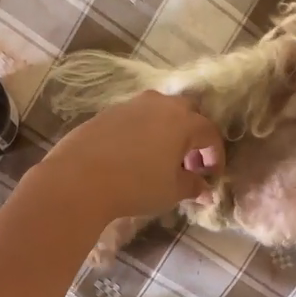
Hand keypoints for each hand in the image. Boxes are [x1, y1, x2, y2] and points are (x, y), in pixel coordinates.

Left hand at [39, 91, 223, 221]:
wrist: (80, 178)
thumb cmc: (136, 186)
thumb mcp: (171, 191)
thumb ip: (192, 186)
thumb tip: (204, 189)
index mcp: (183, 122)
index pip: (210, 134)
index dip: (215, 156)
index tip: (211, 176)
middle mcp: (161, 104)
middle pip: (188, 113)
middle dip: (194, 137)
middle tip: (188, 164)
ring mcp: (133, 104)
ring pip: (161, 112)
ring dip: (169, 132)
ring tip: (162, 160)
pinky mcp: (110, 111)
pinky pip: (138, 117)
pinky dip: (147, 132)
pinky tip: (136, 156)